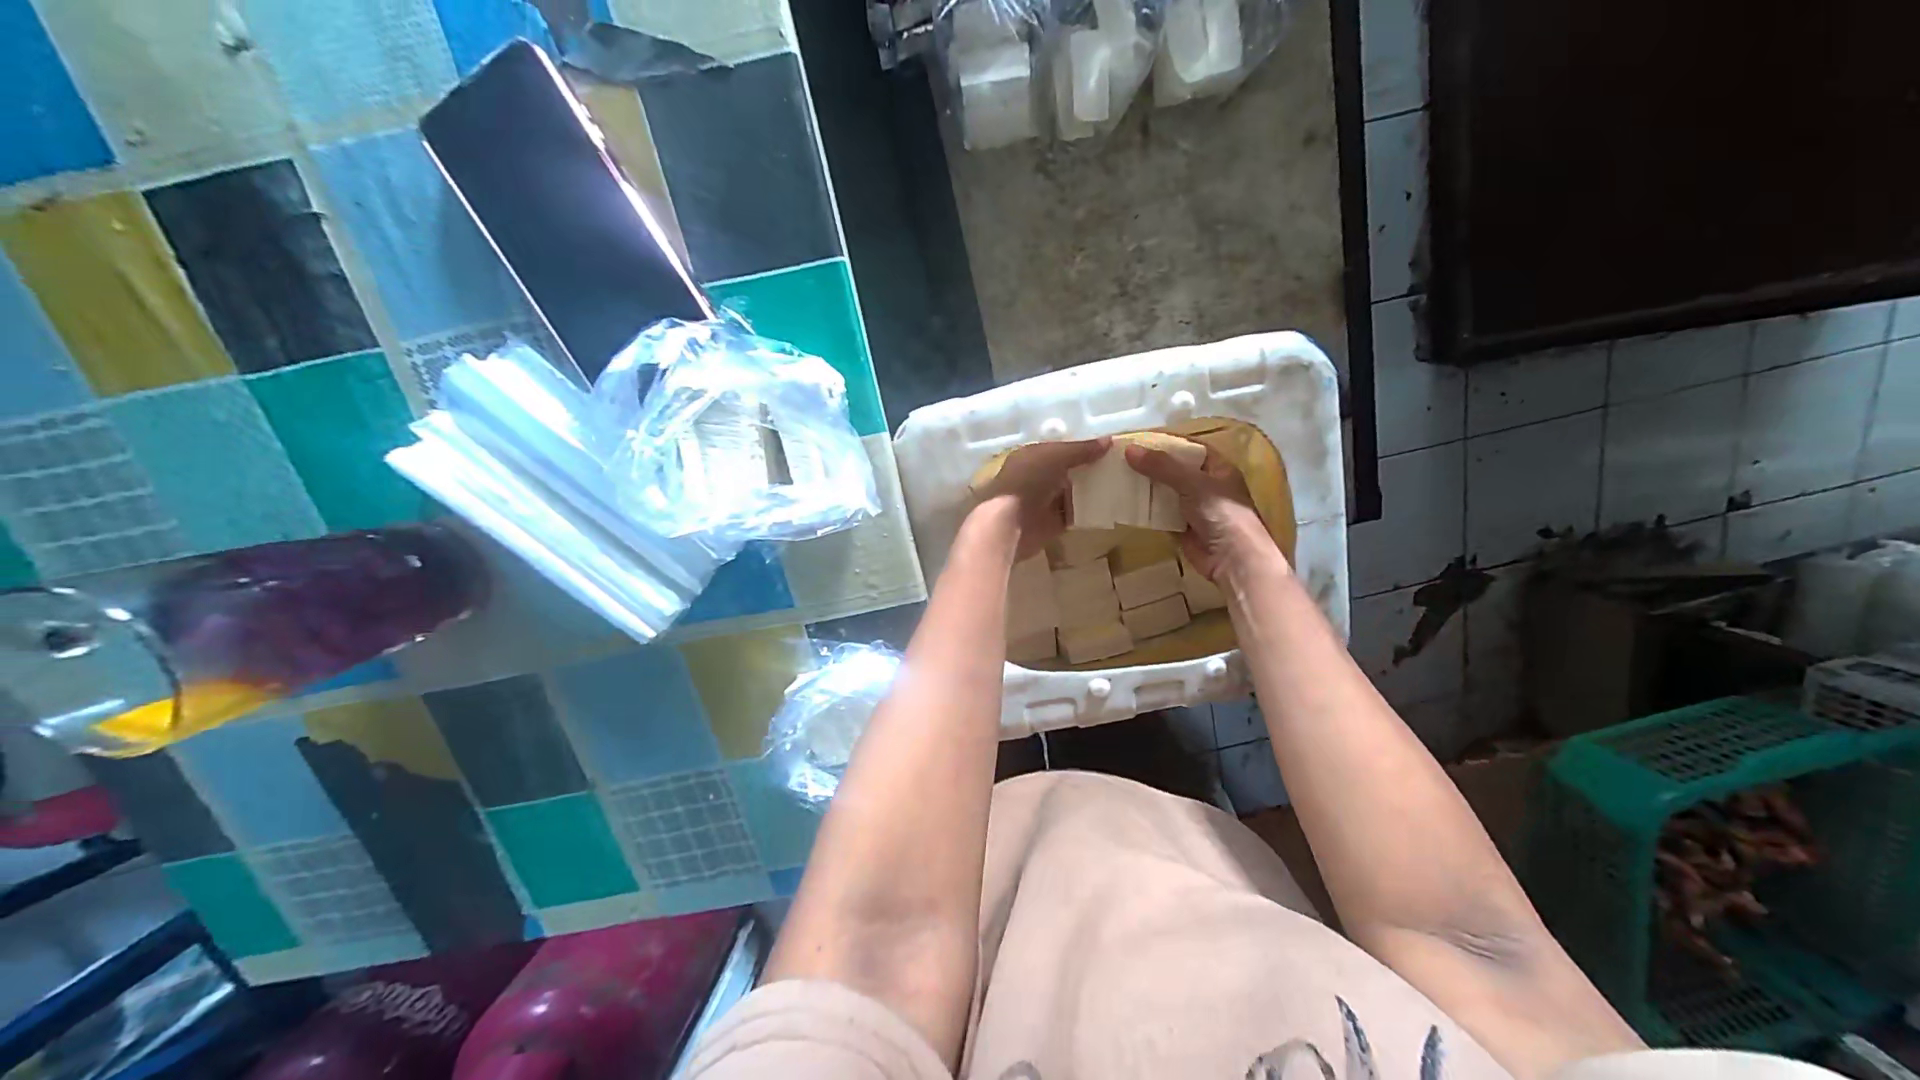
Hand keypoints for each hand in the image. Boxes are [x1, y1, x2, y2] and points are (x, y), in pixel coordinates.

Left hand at [969, 437, 1109, 559]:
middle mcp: (1038, 477)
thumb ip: (1080, 449)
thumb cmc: (1026, 481)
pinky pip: (1075, 514)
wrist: (1008, 524)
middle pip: (1070, 471)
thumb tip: (1109, 441)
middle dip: (1091, 468)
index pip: (1062, 448)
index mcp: (1033, 456)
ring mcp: (1045, 501)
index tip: (1110, 446)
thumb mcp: (1054, 456)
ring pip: (1074, 492)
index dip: (1083, 446)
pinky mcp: (1053, 523)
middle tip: (1121, 465)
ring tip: (1122, 483)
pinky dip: (1089, 511)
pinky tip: (1110, 505)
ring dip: (1093, 490)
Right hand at [1124, 444, 1281, 581]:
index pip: (1189, 447)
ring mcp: (1193, 507)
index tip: (1137, 439)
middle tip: (1120, 457)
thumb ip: (1162, 466)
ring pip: (1165, 491)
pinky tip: (1124, 501)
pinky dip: (1145, 508)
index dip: (1165, 442)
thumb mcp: (1193, 482)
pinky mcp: (1181, 527)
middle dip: (1150, 464)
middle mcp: (1205, 484)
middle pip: (1174, 469)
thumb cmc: (1221, 513)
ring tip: (1116, 476)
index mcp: (1217, 467)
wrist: (1232, 559)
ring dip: (1145, 486)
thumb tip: (1129, 449)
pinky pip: (1159, 513)